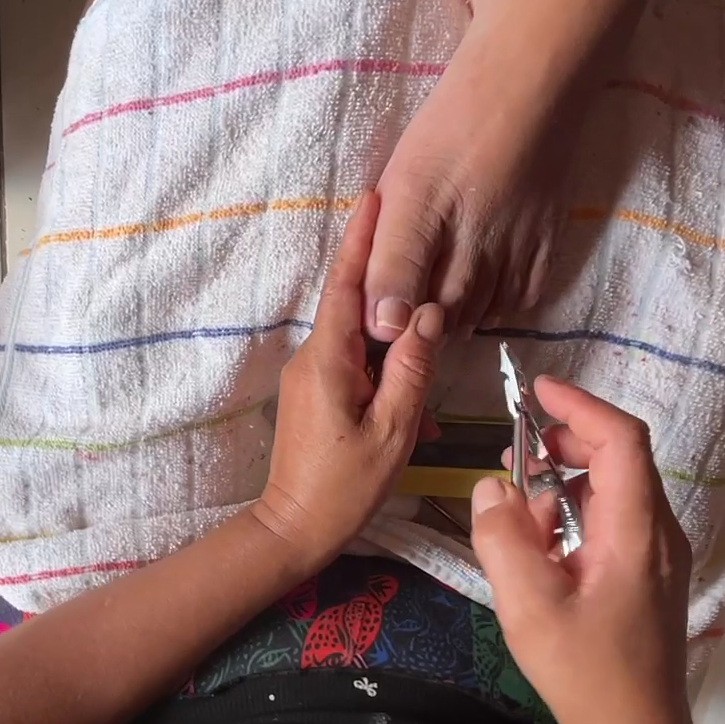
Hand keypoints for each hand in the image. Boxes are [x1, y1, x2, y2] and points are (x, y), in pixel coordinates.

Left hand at [254, 192, 444, 563]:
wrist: (295, 528)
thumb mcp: (393, 428)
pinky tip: (413, 405)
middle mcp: (311, 360)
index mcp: (327, 360)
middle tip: (425, 253)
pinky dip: (382, 376)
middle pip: (353, 308)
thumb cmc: (345, 485)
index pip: (345, 286)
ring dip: (393, 346)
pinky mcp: (312, 399)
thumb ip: (412, 367)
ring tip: (429, 355)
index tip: (375, 195)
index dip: (361, 240)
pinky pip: (351, 370)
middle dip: (387, 284)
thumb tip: (429, 312)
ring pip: (357, 344)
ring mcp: (308, 380)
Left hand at [363, 30, 574, 340]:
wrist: (528, 81)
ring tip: (433, 308)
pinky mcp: (545, 247)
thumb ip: (389, 264)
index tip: (371, 322)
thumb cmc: (449, 131)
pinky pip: (521, 299)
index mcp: (431, 253)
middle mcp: (477, 265)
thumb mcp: (400, 194)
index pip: (401, 321)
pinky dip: (497, 307)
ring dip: (453, 319)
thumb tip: (384, 329)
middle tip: (398, 318)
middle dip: (415, 326)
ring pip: (477, 315)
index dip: (384, 328)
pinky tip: (480, 296)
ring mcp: (516, 259)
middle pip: (440, 322)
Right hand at [468, 376, 697, 723]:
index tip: (537, 392)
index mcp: (636, 532)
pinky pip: (607, 523)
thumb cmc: (584, 672)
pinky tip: (538, 553)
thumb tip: (491, 487)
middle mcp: (657, 532)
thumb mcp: (527, 604)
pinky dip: (569, 520)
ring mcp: (654, 555)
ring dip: (560, 490)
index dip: (580, 407)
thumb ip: (502, 538)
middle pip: (618, 460)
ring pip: (609, 493)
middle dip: (563, 448)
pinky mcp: (643, 575)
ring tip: (516, 521)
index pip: (621, 441)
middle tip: (514, 461)